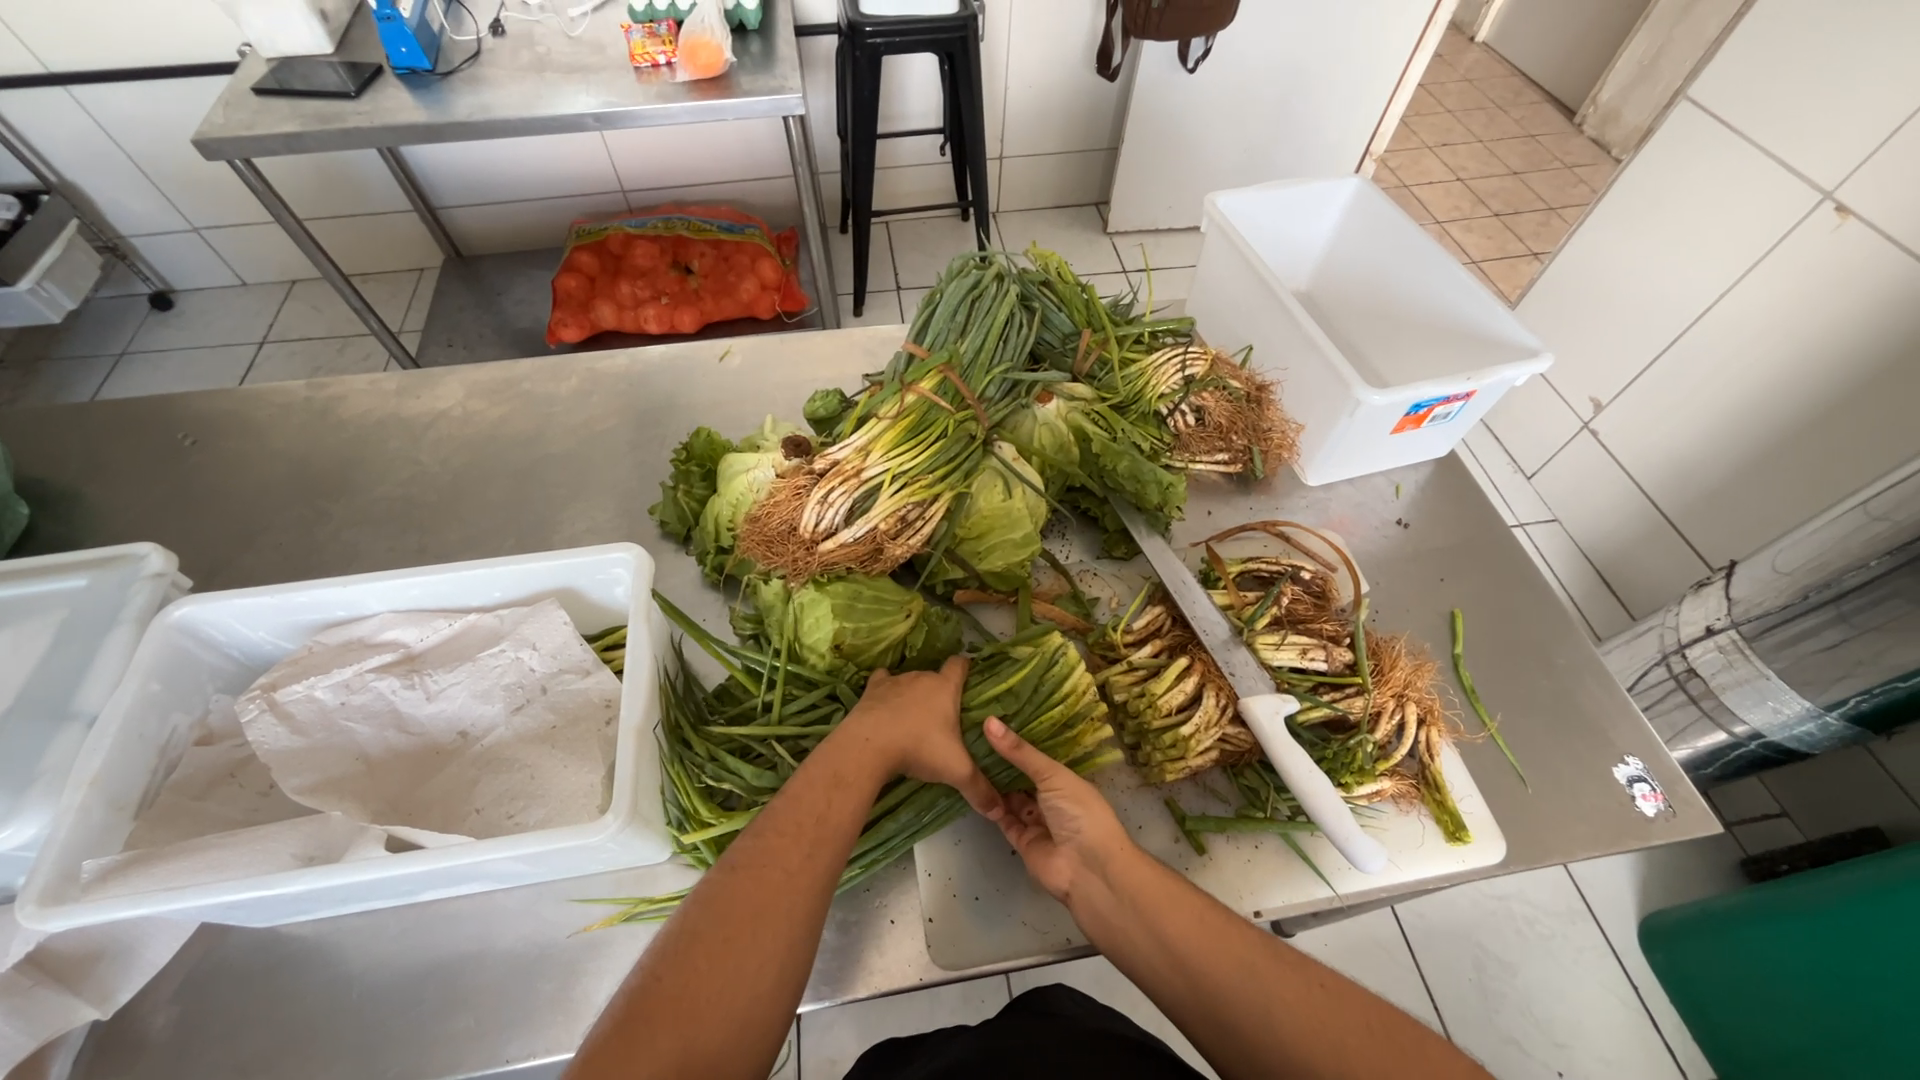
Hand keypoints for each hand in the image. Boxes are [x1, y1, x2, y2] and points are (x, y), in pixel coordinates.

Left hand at [834, 656, 1000, 815]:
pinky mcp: (871, 691)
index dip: (964, 668)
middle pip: (933, 676)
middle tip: (942, 716)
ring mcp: (894, 682)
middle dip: (938, 691)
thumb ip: (979, 788)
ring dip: (911, 694)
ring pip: (908, 681)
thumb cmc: (919, 748)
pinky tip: (883, 706)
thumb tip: (998, 810)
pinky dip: (883, 692)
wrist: (869, 746)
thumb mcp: (956, 771)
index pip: (959, 664)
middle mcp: (921, 677)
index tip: (967, 677)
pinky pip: (880, 683)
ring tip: (912, 718)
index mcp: (945, 688)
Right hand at [980, 716, 1135, 905]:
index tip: (992, 723)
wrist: (1088, 868)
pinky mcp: (1023, 841)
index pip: (1038, 758)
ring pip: (1011, 798)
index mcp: (1066, 780)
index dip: (1018, 743)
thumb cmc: (1079, 812)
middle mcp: (1052, 799)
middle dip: (1002, 763)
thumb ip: (1020, 752)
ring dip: (994, 783)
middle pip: (1023, 778)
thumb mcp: (1052, 774)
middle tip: (973, 738)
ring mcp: (1037, 821)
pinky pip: (1004, 819)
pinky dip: (991, 806)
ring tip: (967, 757)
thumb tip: (989, 721)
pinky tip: (973, 786)